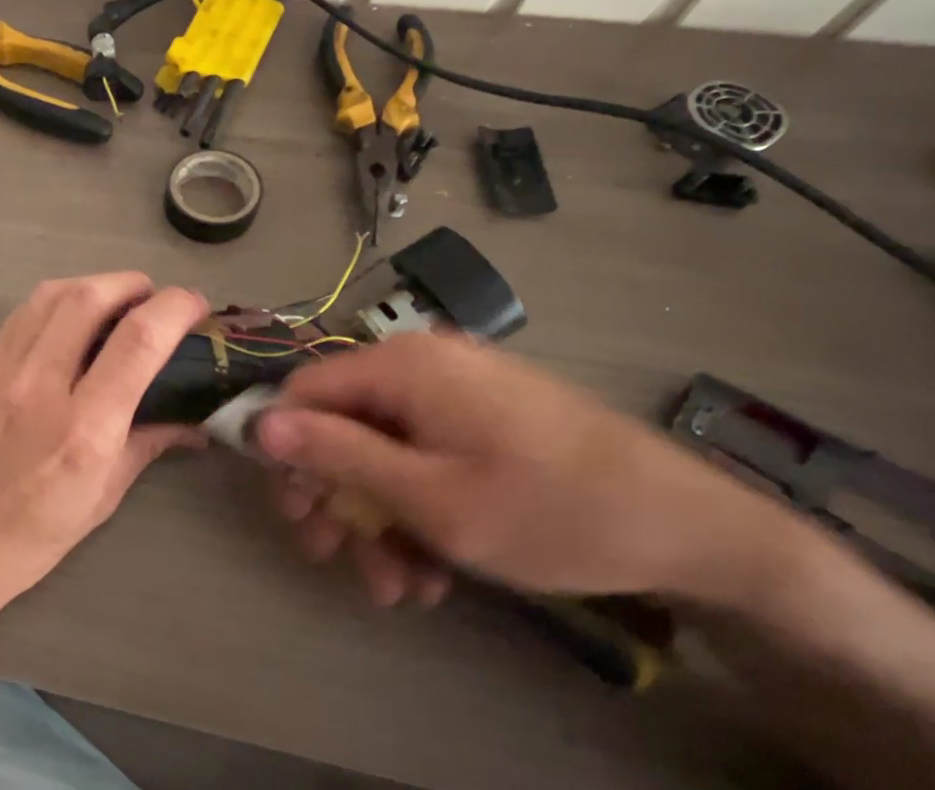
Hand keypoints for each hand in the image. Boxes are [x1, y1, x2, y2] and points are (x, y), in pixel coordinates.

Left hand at [0, 274, 208, 614]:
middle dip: (133, 283)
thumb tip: (194, 418)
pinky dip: (55, 302)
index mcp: (83, 429)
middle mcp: (41, 387)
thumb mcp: (101, 499)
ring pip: (51, 295)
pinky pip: (21, 315)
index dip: (176, 307)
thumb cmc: (30, 538)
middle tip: (154, 300)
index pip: (138, 340)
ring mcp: (1, 372)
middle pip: (90, 297)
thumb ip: (147, 444)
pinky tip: (70, 319)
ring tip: (116, 302)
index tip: (195, 306)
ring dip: (93, 284)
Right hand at [254, 333, 789, 607]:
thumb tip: (258, 422)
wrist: (694, 530)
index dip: (285, 450)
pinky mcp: (486, 421)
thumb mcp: (430, 497)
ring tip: (397, 587)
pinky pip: (424, 457)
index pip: (303, 390)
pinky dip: (416, 510)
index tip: (292, 512)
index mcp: (403, 366)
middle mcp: (423, 365)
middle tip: (332, 559)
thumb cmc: (551, 511)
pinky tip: (432, 570)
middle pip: (341, 425)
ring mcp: (458, 393)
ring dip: (377, 521)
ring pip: (382, 452)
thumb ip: (338, 455)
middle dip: (335, 499)